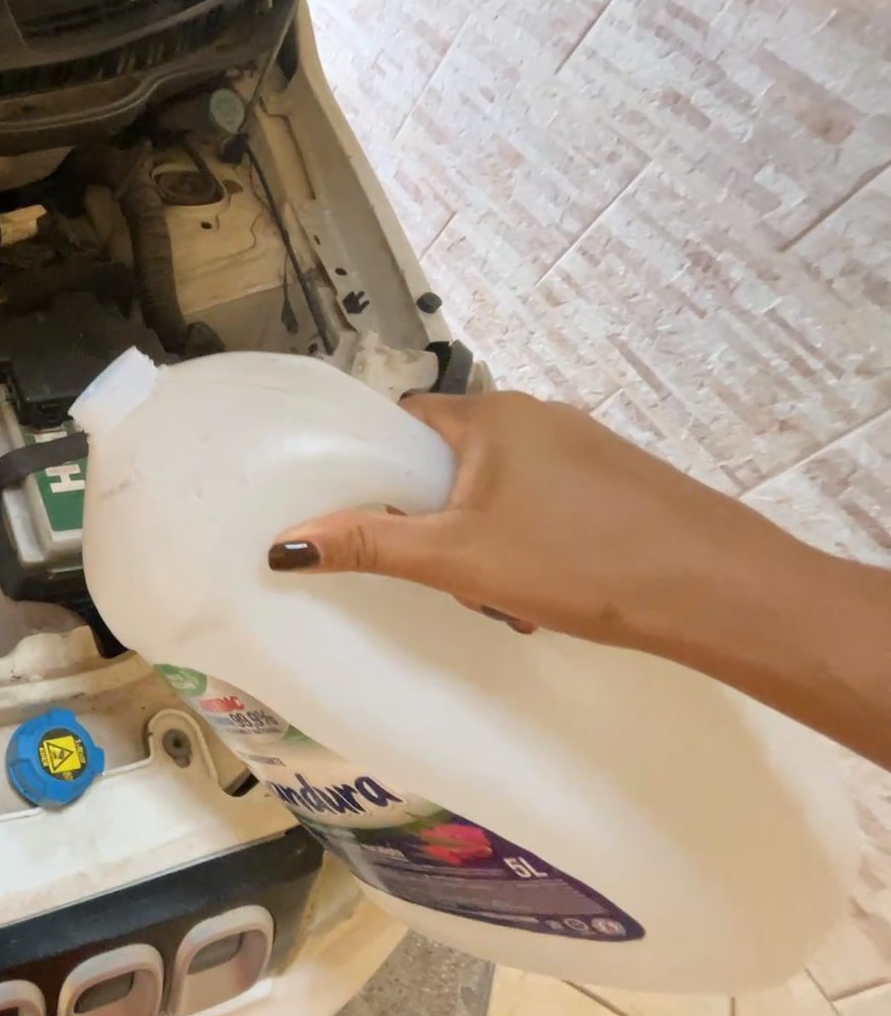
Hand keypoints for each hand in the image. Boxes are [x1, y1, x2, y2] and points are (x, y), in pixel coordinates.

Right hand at [265, 391, 814, 653]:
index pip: (398, 420)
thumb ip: (365, 546)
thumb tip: (282, 547)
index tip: (347, 504)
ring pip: (483, 484)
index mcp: (490, 417)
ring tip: (472, 583)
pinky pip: (526, 498)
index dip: (365, 460)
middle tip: (412, 558)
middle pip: (438, 457)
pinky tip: (521, 582)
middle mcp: (533, 417)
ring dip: (462, 530)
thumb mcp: (454, 557)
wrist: (733, 599)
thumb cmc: (580, 561)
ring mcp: (576, 447)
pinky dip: (507, 534)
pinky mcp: (606, 481)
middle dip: (417, 511)